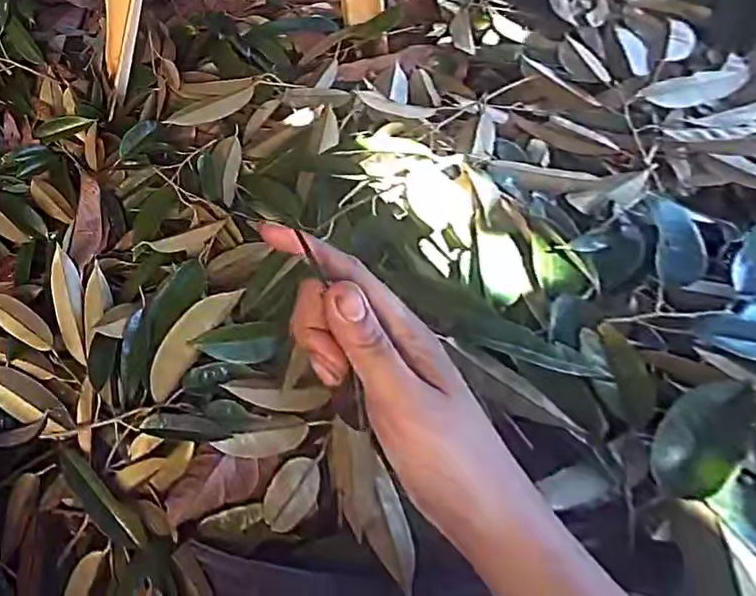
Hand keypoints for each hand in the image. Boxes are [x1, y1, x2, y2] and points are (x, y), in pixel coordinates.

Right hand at [258, 224, 623, 595]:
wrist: (488, 522)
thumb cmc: (453, 460)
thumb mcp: (405, 401)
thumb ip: (369, 344)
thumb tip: (336, 286)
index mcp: (404, 328)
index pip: (350, 272)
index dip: (309, 248)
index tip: (267, 232)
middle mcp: (391, 332)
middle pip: (329, 294)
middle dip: (313, 321)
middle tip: (331, 369)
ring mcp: (382, 354)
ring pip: (327, 321)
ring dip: (316, 344)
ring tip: (337, 383)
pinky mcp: (374, 376)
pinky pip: (333, 347)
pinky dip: (322, 360)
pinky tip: (337, 387)